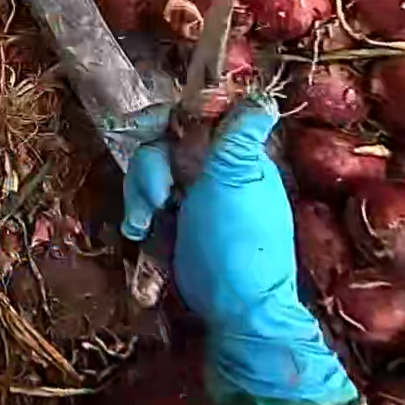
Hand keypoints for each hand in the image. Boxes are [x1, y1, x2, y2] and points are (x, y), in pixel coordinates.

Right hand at [120, 95, 358, 404]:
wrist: (235, 307)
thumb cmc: (239, 239)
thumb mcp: (238, 180)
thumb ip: (240, 135)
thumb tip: (265, 98)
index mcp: (231, 153)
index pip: (191, 115)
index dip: (163, 117)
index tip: (139, 125)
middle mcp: (210, 167)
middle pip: (161, 142)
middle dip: (150, 167)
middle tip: (158, 196)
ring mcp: (191, 193)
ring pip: (148, 169)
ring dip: (141, 193)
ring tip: (147, 221)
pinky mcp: (174, 217)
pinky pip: (145, 198)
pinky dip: (140, 211)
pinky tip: (142, 229)